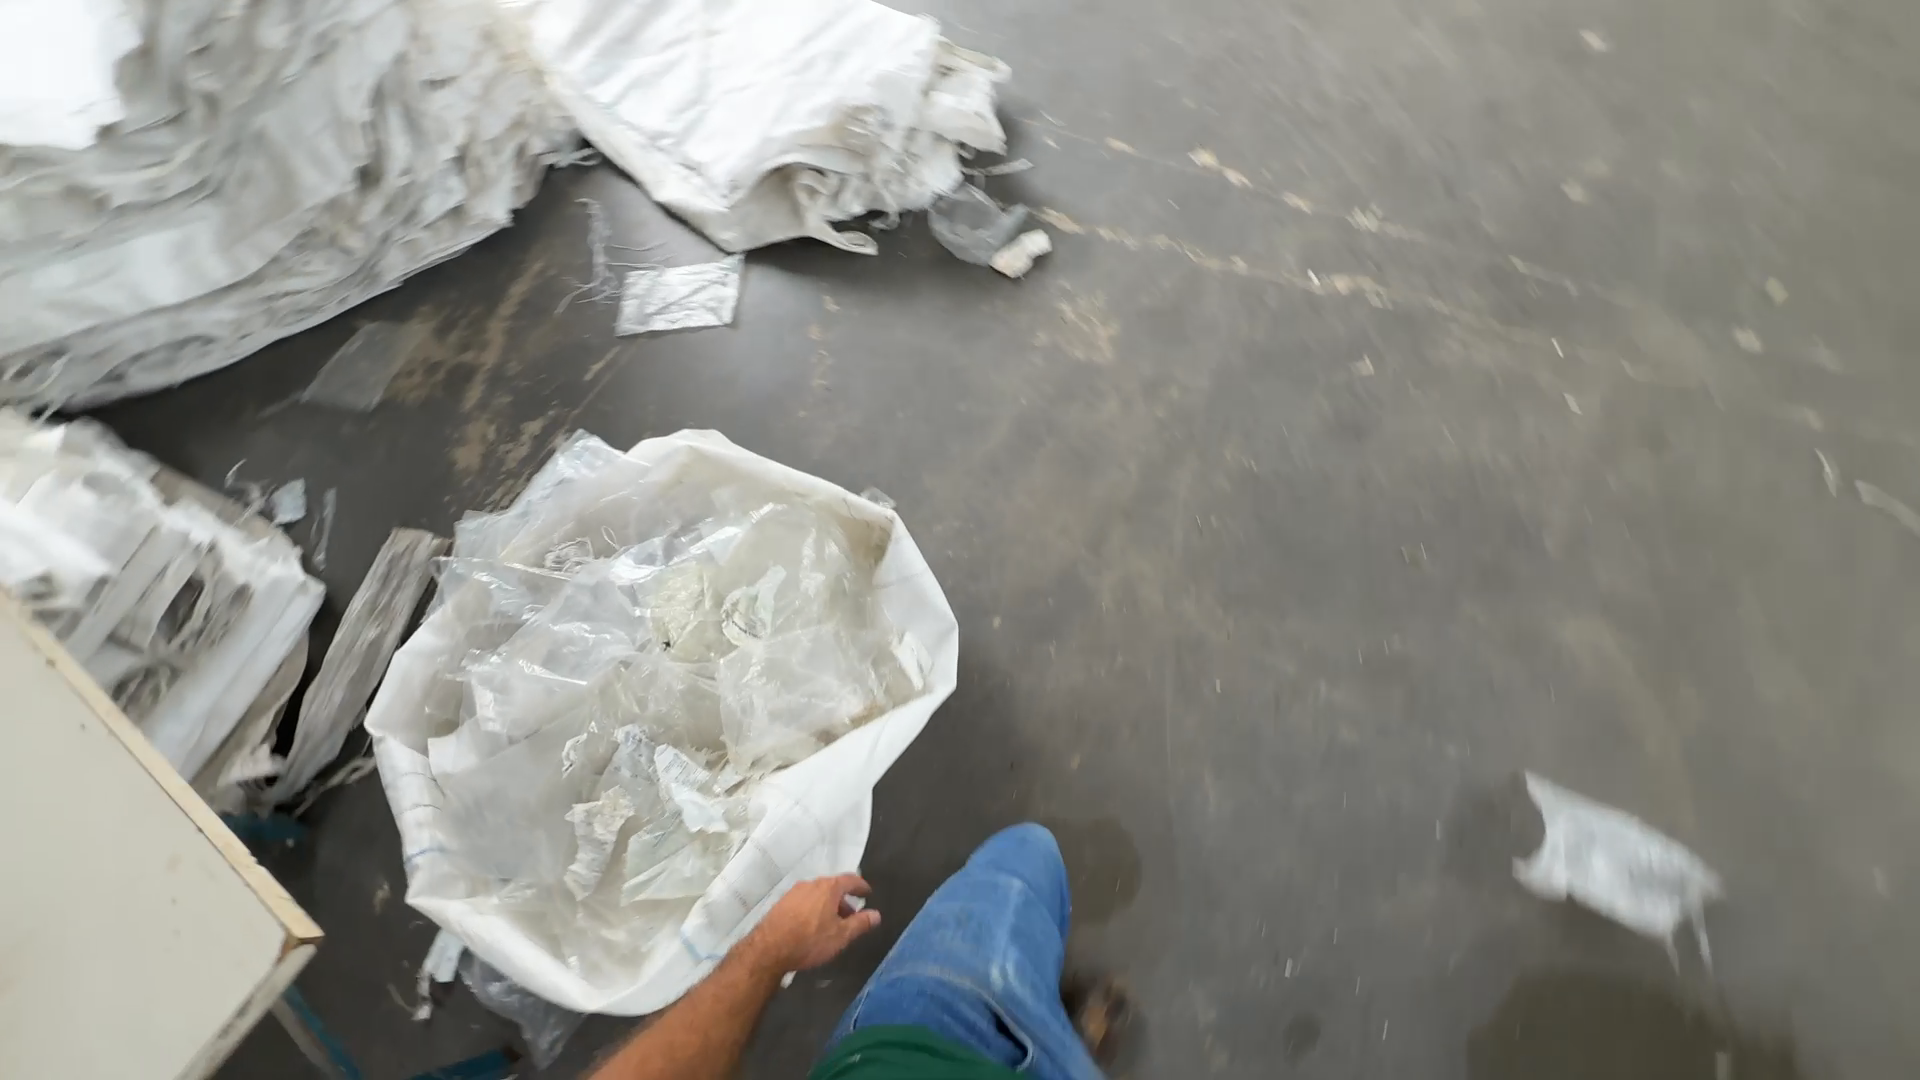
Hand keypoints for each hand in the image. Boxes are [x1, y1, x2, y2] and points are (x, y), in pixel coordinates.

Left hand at [740, 874, 880, 974]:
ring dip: (827, 906)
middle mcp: (812, 883)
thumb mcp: (840, 936)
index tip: (867, 893)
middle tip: (850, 917)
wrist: (769, 949)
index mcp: (829, 887)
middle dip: (843, 901)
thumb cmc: (810, 940)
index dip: (861, 886)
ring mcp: (794, 892)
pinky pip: (804, 901)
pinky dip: (813, 909)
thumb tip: (877, 915)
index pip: (850, 880)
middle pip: (833, 887)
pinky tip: (811, 927)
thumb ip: (860, 924)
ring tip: (831, 924)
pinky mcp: (781, 903)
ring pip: (817, 895)